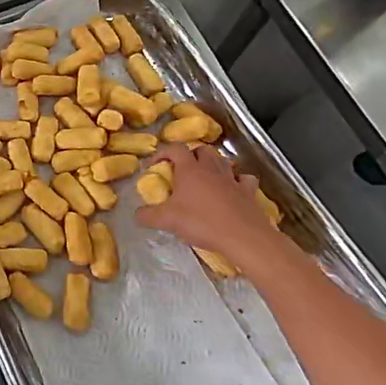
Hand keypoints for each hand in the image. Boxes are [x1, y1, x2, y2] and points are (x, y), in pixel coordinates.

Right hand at [136, 144, 286, 266]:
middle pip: (202, 150)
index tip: (155, 165)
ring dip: (213, 165)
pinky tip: (234, 188)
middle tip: (182, 170)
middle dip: (191, 155)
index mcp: (190, 169)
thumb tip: (136, 214)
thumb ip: (147, 215)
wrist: (242, 235)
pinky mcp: (248, 191)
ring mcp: (232, 178)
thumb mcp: (166, 220)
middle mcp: (211, 168)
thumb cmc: (201, 222)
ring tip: (206, 177)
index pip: (175, 148)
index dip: (163, 152)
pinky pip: (244, 178)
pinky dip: (238, 180)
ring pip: (223, 161)